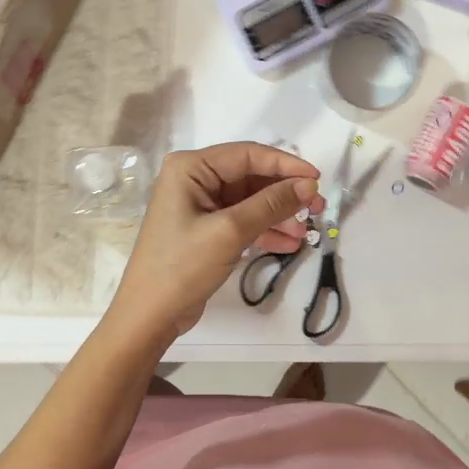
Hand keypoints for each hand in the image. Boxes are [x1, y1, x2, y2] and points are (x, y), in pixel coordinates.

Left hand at [109, 143, 325, 344]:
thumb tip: (308, 186)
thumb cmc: (182, 266)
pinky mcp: (206, 231)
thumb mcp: (230, 232)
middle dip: (285, 193)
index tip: (317, 180)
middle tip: (318, 208)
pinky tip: (290, 244)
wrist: (151, 313)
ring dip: (279, 214)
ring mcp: (200, 206)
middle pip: (251, 177)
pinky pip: (243, 222)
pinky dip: (265, 231)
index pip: (248, 155)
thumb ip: (271, 205)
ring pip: (250, 201)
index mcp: (190, 168)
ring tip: (307, 231)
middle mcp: (194, 180)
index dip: (285, 165)